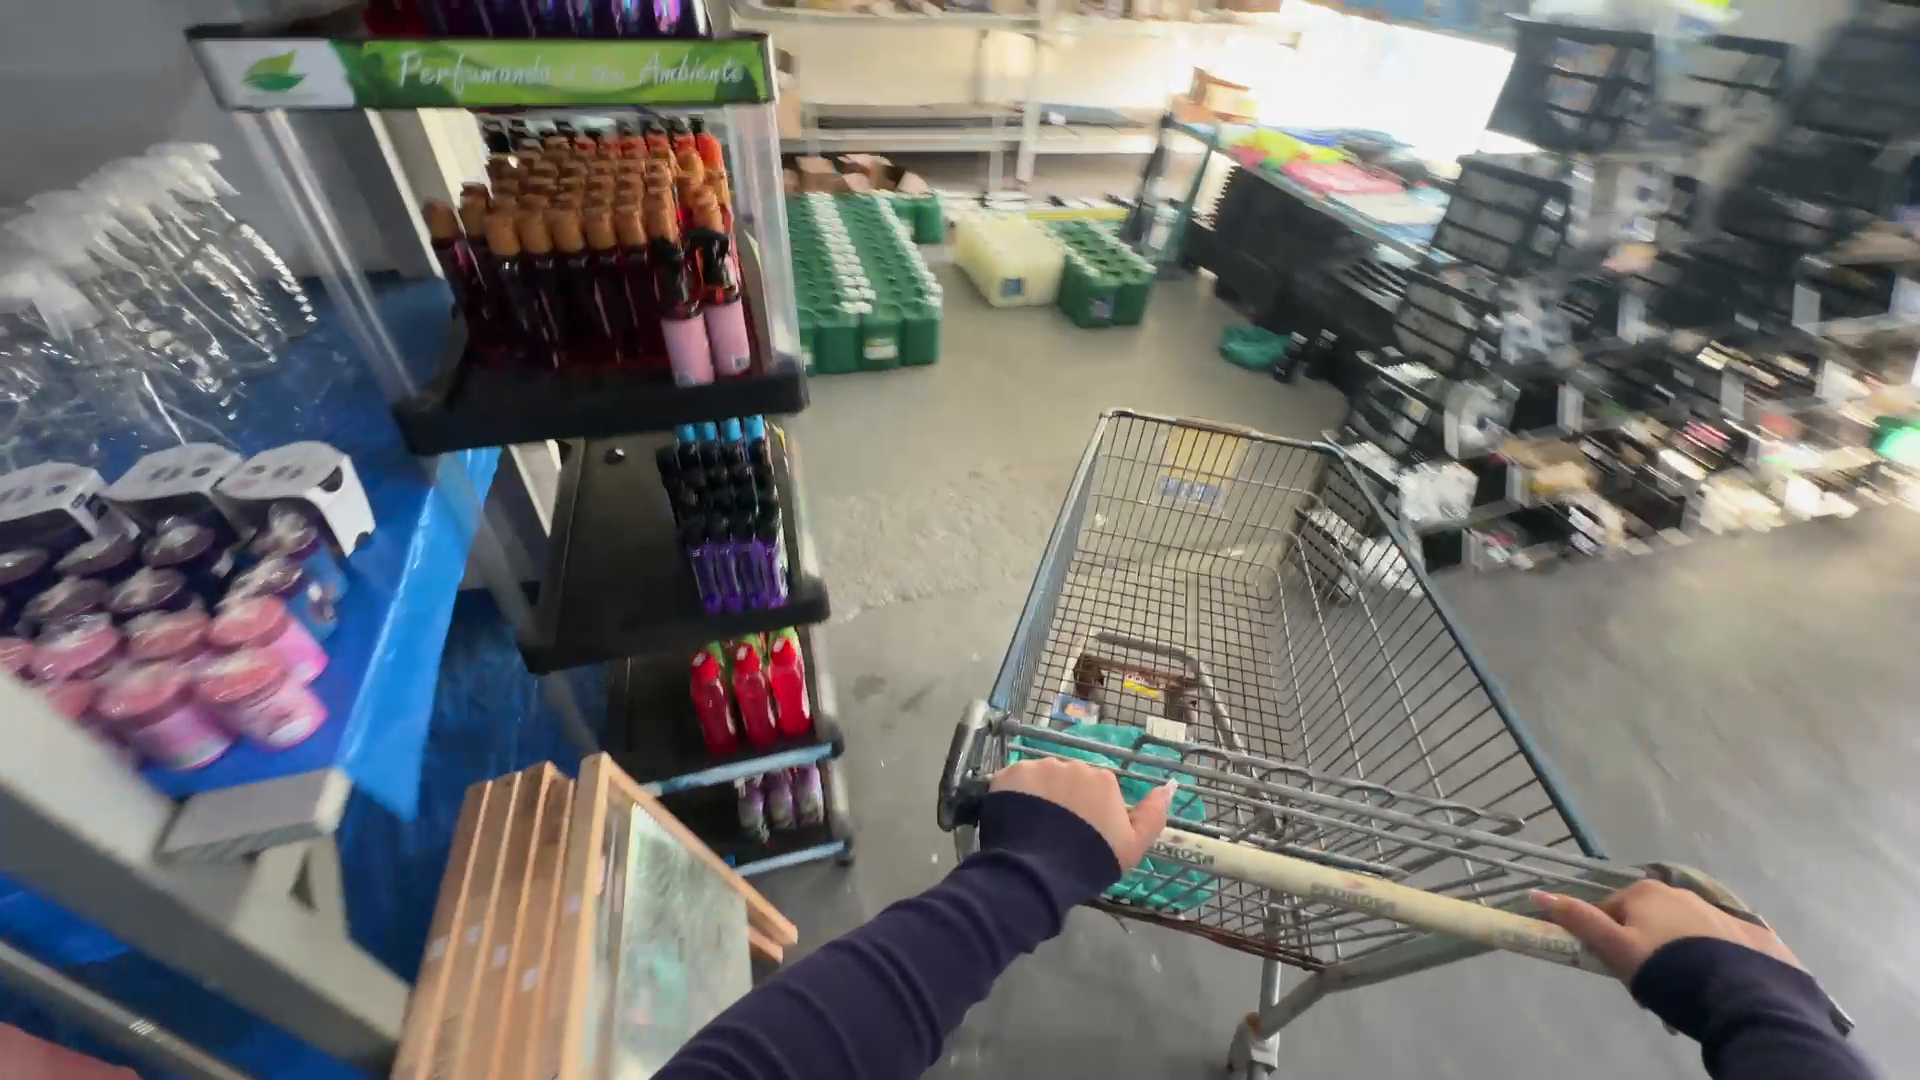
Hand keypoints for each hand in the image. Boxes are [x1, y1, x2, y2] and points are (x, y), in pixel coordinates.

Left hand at [989, 758, 1173, 867]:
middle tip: (1056, 832)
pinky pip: (1014, 781)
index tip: (1081, 834)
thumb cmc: (1090, 861)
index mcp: (1102, 779)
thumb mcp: (1132, 846)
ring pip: (1040, 778)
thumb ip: (1153, 813)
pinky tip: (1014, 820)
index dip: (1088, 812)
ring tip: (1033, 828)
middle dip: (1063, 799)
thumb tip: (1170, 785)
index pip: (1095, 789)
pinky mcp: (1008, 774)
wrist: (1039, 872)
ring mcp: (1038, 767)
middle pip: (1067, 779)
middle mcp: (1071, 764)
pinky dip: (1013, 796)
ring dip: (1038, 796)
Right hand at [1532, 880, 1802, 981]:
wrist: (1750, 1004)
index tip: (1617, 966)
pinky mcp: (1762, 940)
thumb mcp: (1615, 948)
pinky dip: (1723, 960)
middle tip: (1653, 980)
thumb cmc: (1669, 971)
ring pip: (1689, 932)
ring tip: (1690, 989)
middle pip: (1651, 920)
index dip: (1608, 938)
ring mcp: (1727, 915)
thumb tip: (1535, 893)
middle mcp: (1684, 894)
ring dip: (1683, 952)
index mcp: (1646, 892)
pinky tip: (1726, 985)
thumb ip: (1577, 918)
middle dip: (1648, 945)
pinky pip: (1730, 946)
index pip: (1612, 911)